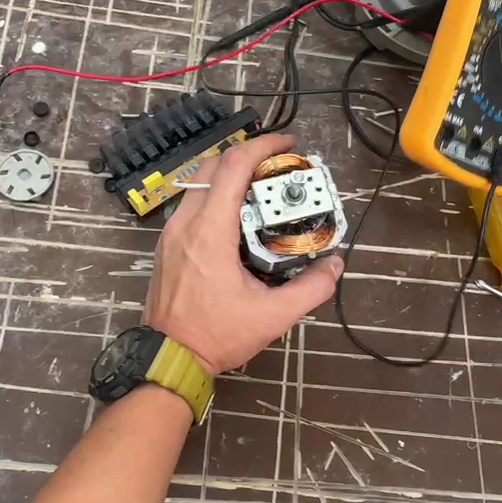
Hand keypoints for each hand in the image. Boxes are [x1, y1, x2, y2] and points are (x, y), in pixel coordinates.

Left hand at [142, 133, 342, 373]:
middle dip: (247, 155)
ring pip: (198, 182)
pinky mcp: (166, 245)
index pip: (234, 167)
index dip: (263, 145)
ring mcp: (170, 232)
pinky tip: (237, 216)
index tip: (288, 143)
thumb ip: (311, 288)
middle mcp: (185, 223)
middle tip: (278, 164)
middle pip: (213, 165)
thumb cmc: (216, 335)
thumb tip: (335, 265)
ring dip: (229, 174)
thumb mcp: (273, 316)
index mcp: (210, 231)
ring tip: (261, 188)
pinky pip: (191, 203)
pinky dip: (215, 195)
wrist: (168, 359)